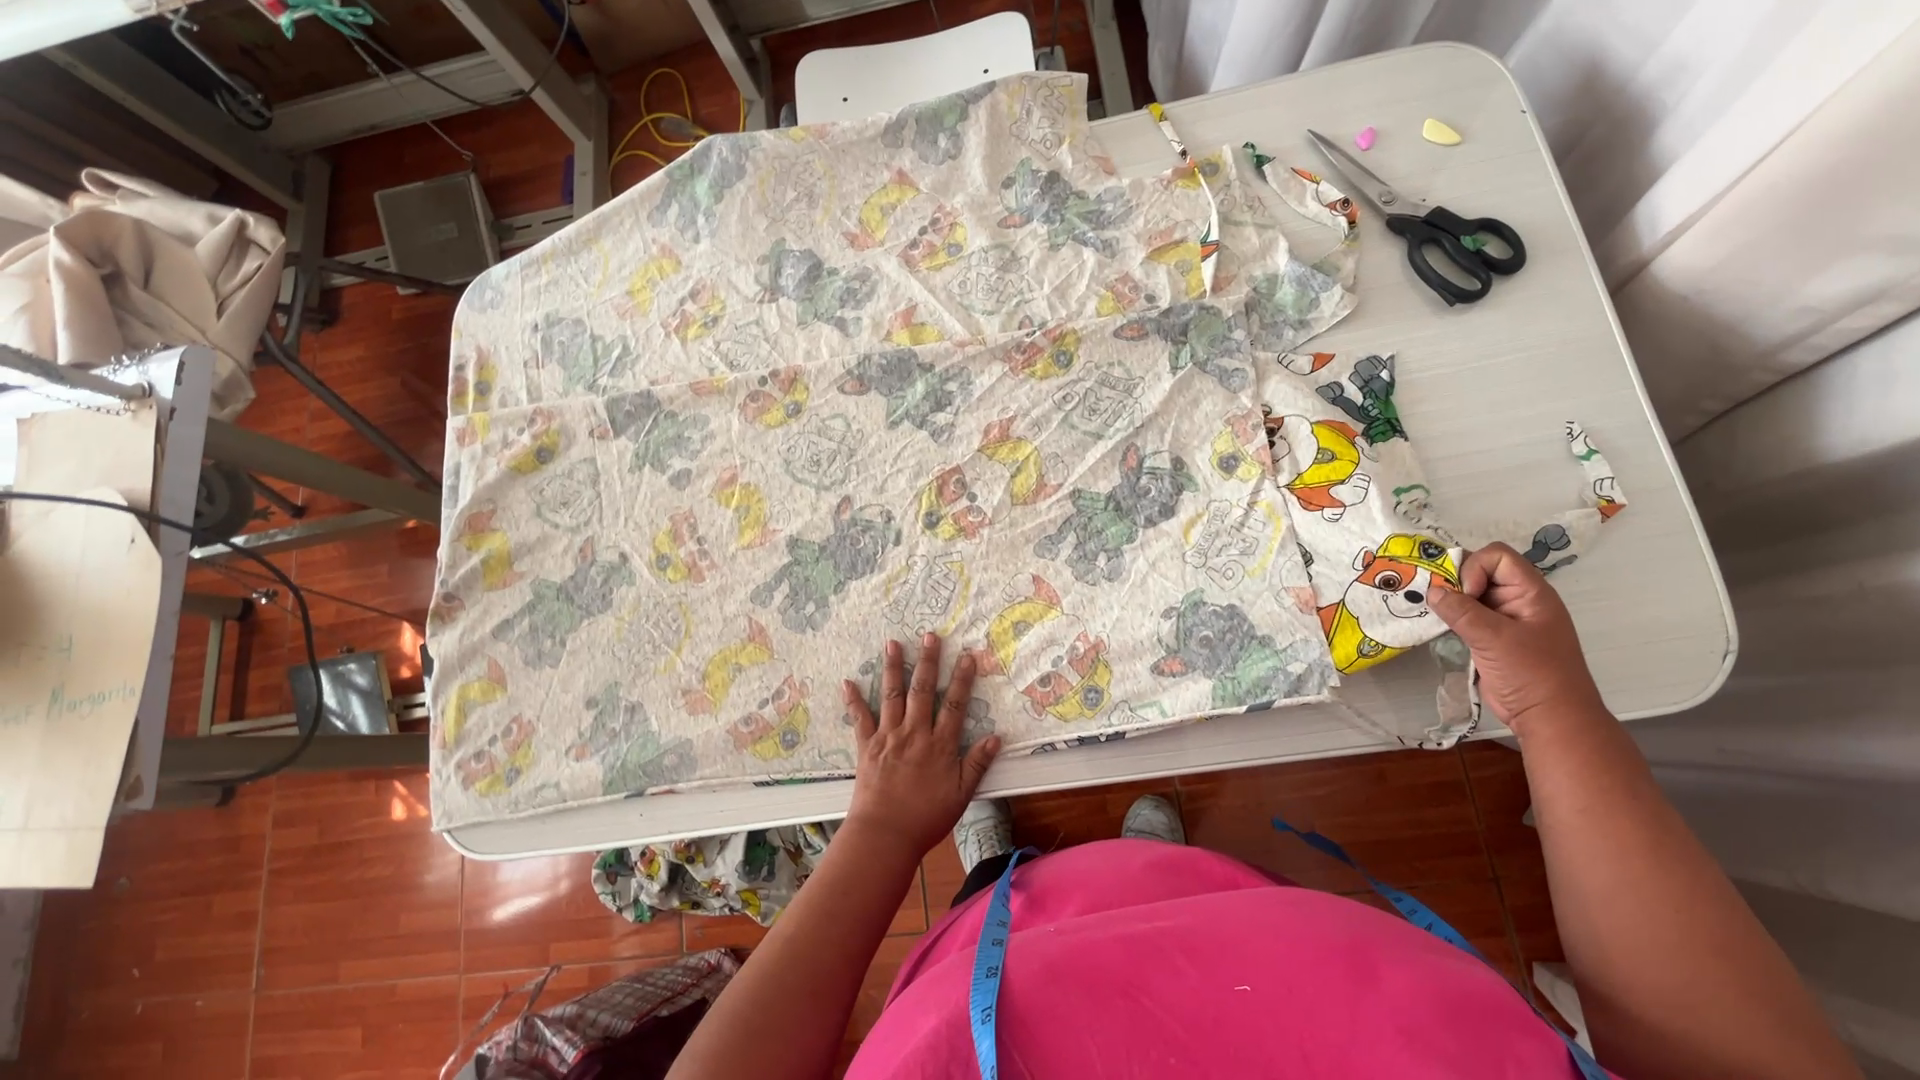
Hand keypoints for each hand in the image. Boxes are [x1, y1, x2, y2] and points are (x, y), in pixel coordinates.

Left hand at [842, 633, 999, 861]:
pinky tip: (848, 682)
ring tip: (893, 643)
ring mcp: (889, 737)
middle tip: (930, 635)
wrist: (885, 834)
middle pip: (923, 690)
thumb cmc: (926, 818)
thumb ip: (977, 764)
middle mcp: (915, 733)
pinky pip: (860, 718)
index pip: (955, 704)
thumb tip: (996, 737)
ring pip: (892, 695)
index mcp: (940, 745)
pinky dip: (853, 700)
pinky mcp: (867, 746)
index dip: (962, 679)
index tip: (967, 655)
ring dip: (894, 667)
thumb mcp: (961, 794)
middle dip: (928, 661)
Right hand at [1427, 542, 1606, 736]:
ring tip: (1429, 611)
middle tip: (1436, 601)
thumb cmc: (1533, 674)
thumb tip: (1432, 591)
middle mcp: (1517, 600)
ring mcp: (1504, 620)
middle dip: (1455, 582)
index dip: (1474, 568)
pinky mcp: (1491, 639)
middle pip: (1480, 572)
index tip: (1465, 594)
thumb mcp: (1496, 639)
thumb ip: (1462, 612)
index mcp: (1531, 593)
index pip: (1497, 557)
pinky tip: (1435, 625)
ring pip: (1470, 595)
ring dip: (1449, 600)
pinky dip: (1449, 617)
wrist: (1549, 717)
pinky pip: (1466, 617)